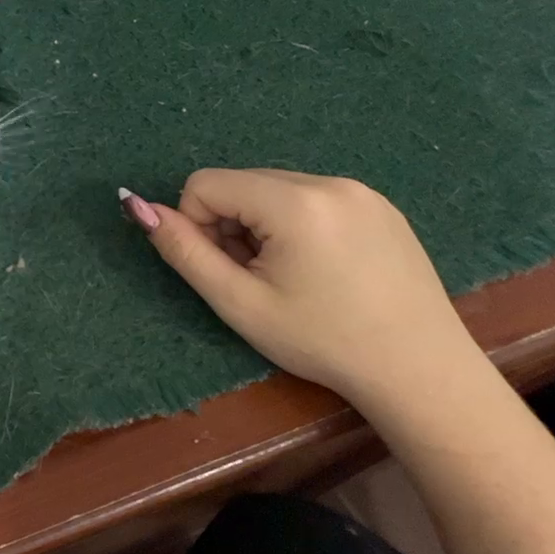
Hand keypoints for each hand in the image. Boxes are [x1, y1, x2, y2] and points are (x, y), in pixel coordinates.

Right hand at [133, 169, 484, 402]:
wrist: (420, 371)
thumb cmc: (320, 340)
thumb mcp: (237, 302)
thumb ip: (182, 249)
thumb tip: (134, 204)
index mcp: (295, 202)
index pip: (204, 184)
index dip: (196, 225)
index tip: (223, 269)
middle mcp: (330, 182)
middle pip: (239, 182)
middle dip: (228, 223)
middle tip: (251, 277)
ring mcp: (361, 191)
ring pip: (271, 189)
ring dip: (257, 224)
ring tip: (284, 275)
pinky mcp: (379, 206)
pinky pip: (308, 197)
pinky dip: (291, 224)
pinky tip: (315, 268)